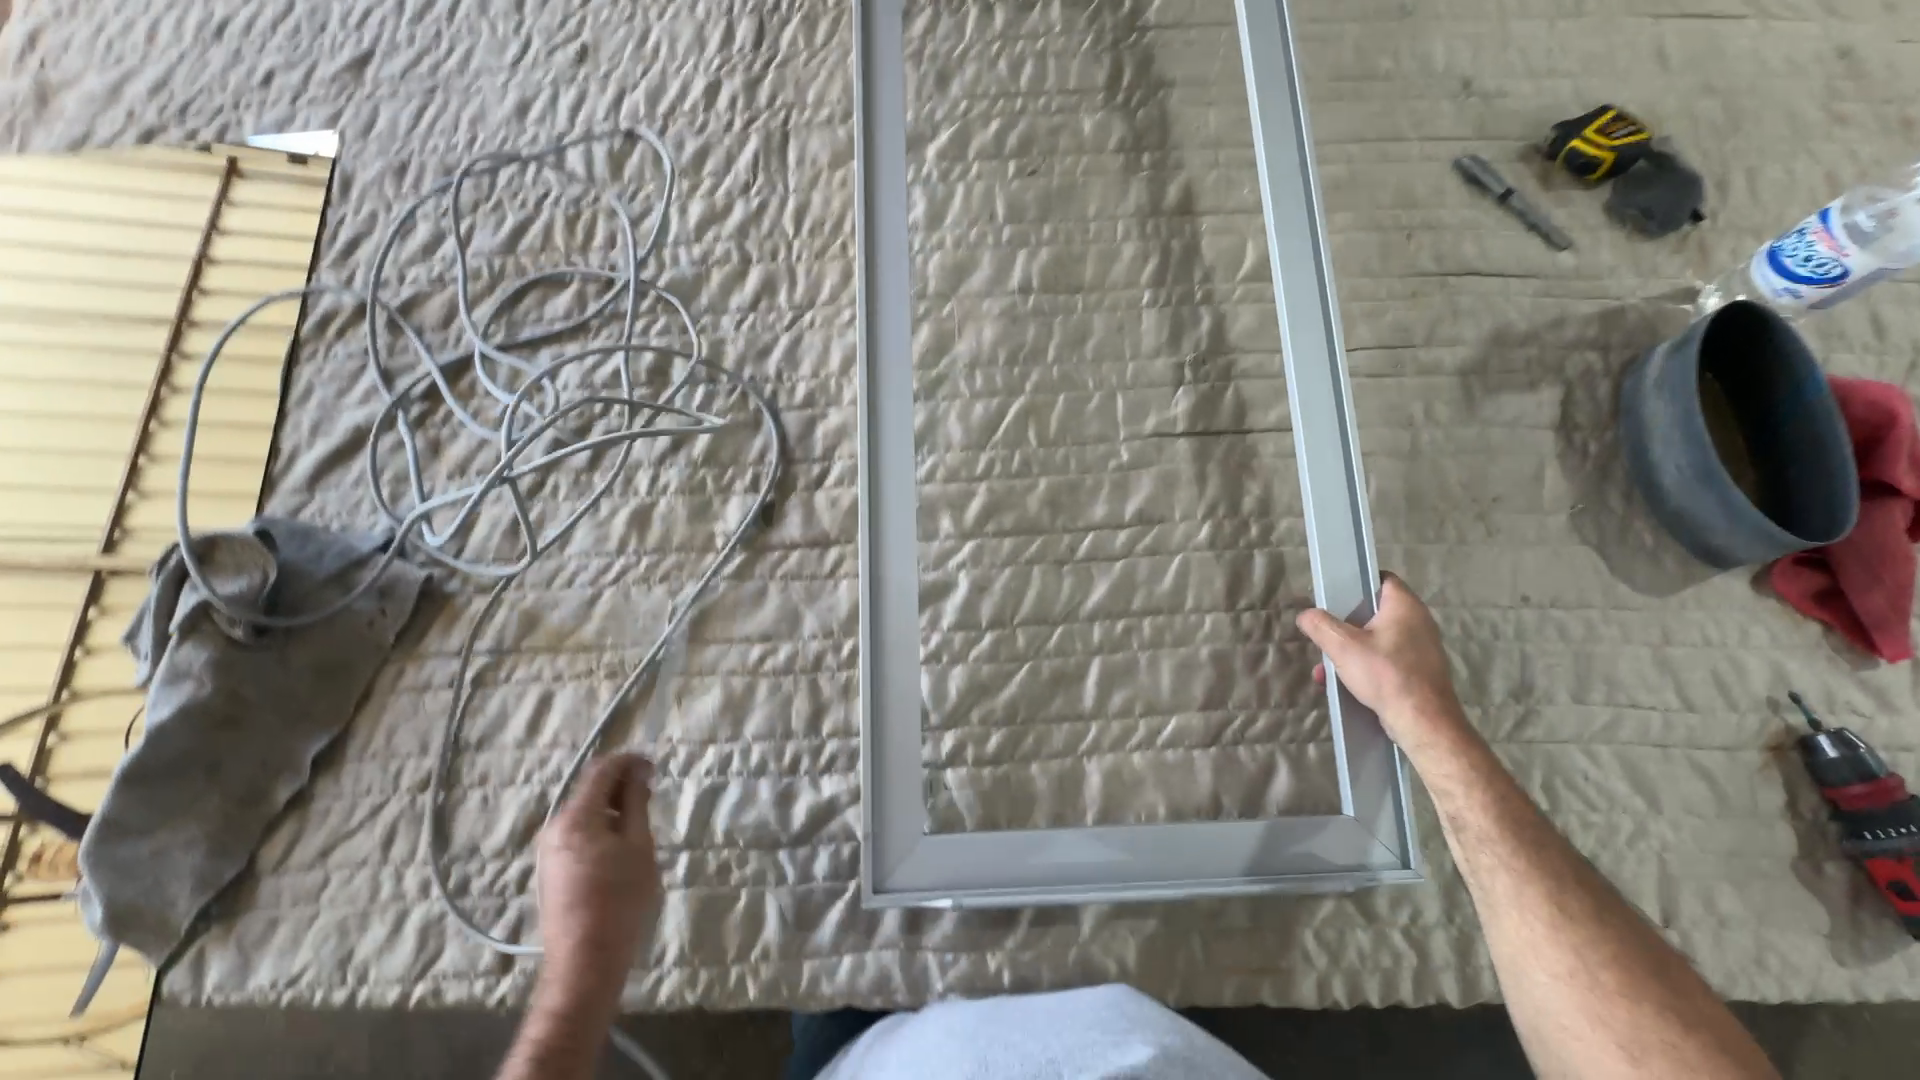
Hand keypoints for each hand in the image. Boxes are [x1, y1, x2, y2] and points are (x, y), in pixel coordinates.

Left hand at [535, 753, 661, 1005]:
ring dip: (611, 809)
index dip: (629, 762)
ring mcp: (547, 851)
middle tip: (651, 795)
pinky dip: (600, 828)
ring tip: (639, 823)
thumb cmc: (620, 900)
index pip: (602, 770)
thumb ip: (636, 804)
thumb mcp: (639, 846)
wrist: (585, 961)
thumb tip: (637, 773)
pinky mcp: (549, 870)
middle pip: (589, 791)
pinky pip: (577, 834)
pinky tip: (619, 848)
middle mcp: (554, 828)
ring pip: (583, 814)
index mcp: (576, 817)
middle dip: (621, 785)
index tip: (655, 767)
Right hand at [1295, 573, 1471, 759]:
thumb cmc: (1385, 674)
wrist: (1421, 721)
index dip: (1357, 582)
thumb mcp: (1342, 646)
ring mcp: (1422, 648)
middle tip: (1326, 634)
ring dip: (1351, 650)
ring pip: (1378, 639)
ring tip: (1327, 668)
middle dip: (1345, 625)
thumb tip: (1306, 615)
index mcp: (1405, 606)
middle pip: (1375, 612)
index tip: (1334, 595)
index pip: (1382, 578)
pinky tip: (1345, 684)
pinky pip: (1387, 659)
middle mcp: (1419, 622)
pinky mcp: (1420, 671)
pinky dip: (1366, 665)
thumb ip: (1320, 625)